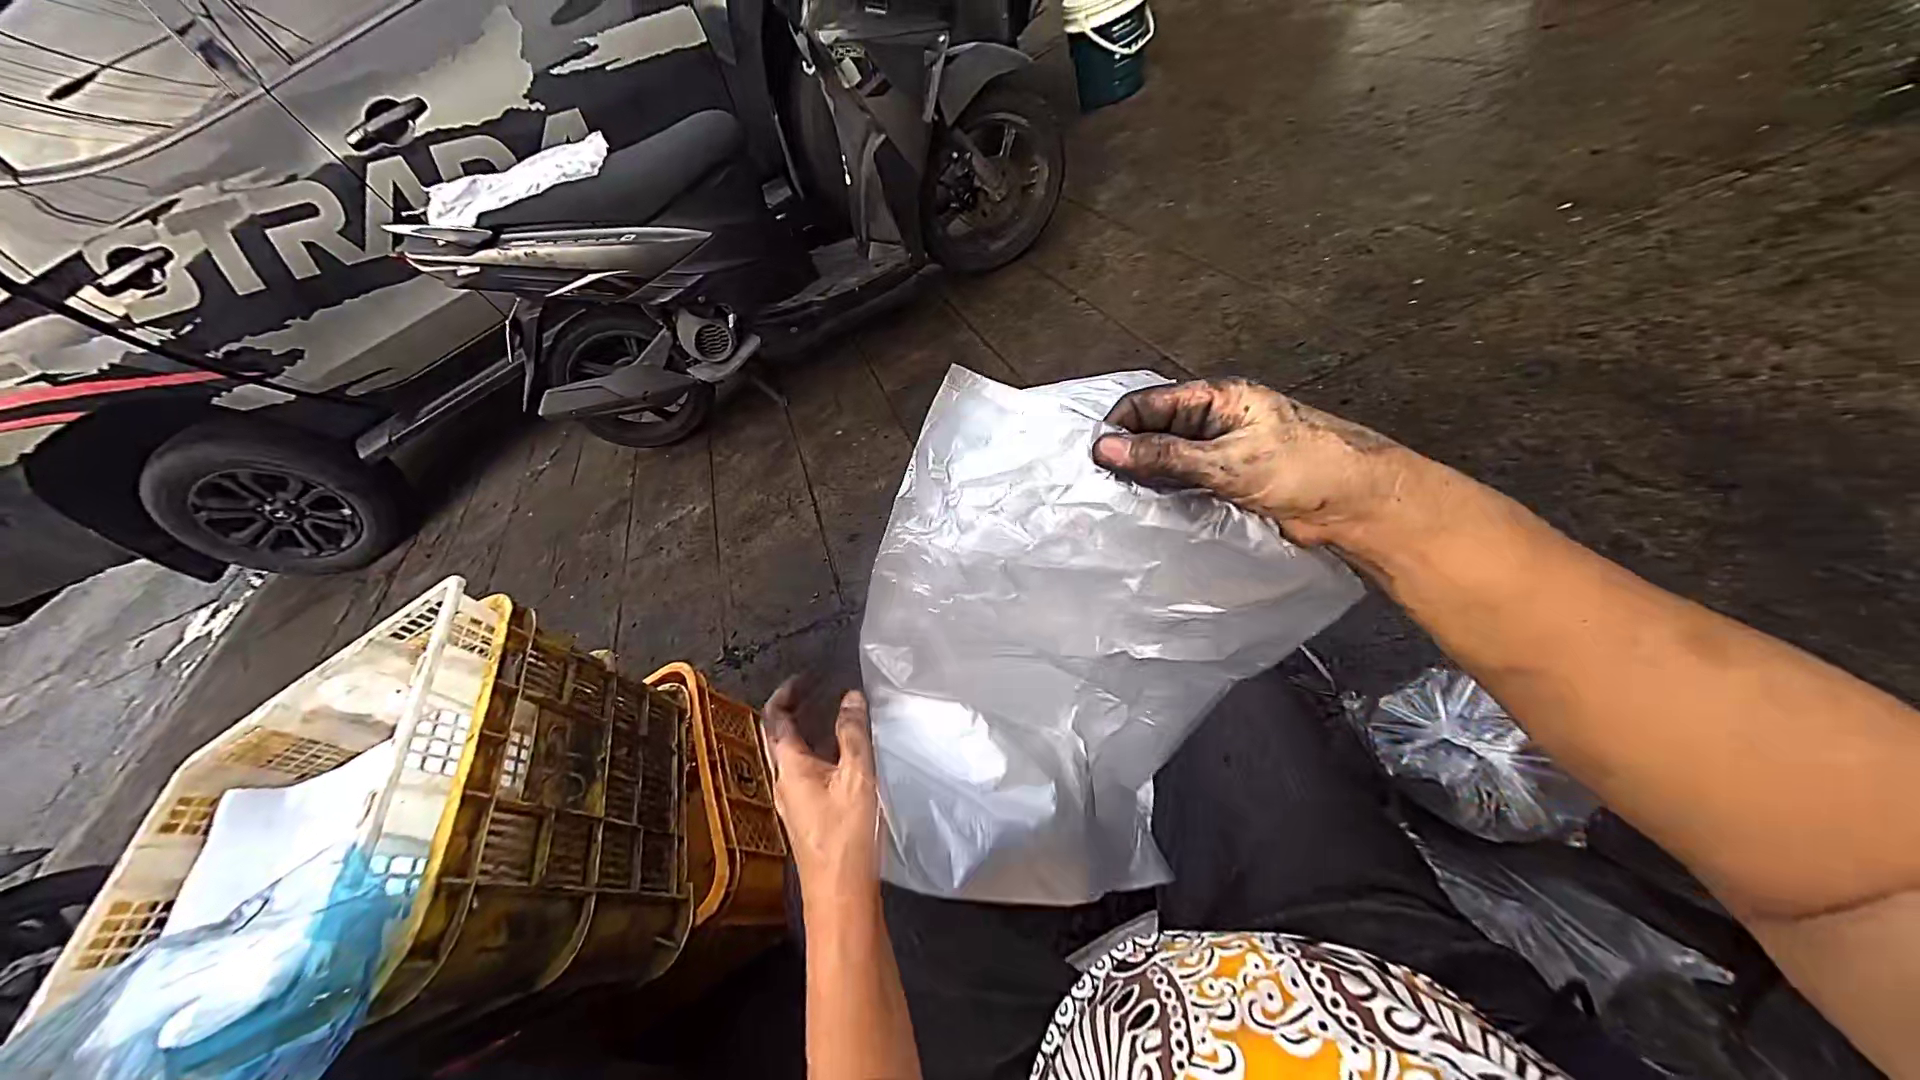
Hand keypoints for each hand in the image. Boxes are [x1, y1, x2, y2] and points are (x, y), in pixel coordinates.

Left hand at [764, 679, 882, 899]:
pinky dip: (823, 754)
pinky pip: (809, 774)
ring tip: (838, 716)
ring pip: (797, 757)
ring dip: (812, 732)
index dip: (786, 693)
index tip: (805, 677)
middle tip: (821, 690)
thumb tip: (850, 696)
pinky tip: (846, 757)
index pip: (775, 719)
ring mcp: (794, 802)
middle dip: (798, 710)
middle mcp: (784, 783)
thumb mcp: (856, 776)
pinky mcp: (808, 817)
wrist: (841, 895)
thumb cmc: (846, 833)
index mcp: (789, 768)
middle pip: (782, 737)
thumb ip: (853, 733)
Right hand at [1090, 377, 1416, 545]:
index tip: (1093, 457)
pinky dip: (1164, 491)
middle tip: (1101, 483)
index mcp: (1215, 397)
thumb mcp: (1225, 461)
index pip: (1147, 403)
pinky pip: (1181, 480)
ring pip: (1165, 458)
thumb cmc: (1304, 468)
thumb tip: (1106, 448)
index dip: (1117, 426)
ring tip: (1118, 497)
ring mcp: (1217, 451)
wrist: (1358, 504)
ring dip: (1144, 474)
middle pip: (1152, 430)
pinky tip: (1147, 506)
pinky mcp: (1224, 480)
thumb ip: (1164, 455)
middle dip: (1127, 452)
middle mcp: (1212, 420)